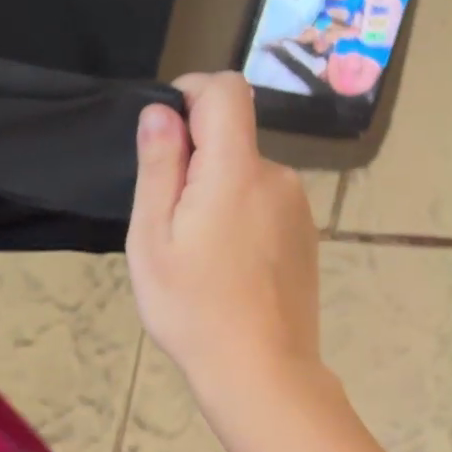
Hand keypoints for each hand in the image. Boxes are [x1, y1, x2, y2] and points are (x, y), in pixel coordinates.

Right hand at [127, 72, 322, 395]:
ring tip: (179, 248)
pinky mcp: (300, 229)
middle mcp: (276, 175)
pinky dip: (226, 213)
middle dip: (187, 160)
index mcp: (235, 172)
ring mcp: (294, 203)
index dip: (190, 90)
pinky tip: (209, 260)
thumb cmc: (187, 302)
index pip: (226, 93)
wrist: (256, 361)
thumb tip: (159, 112)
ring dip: (205, 191)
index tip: (156, 121)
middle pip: (230, 139)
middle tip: (152, 219)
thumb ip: (159, 169)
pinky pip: (256, 200)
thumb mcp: (151, 236)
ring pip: (240, 174)